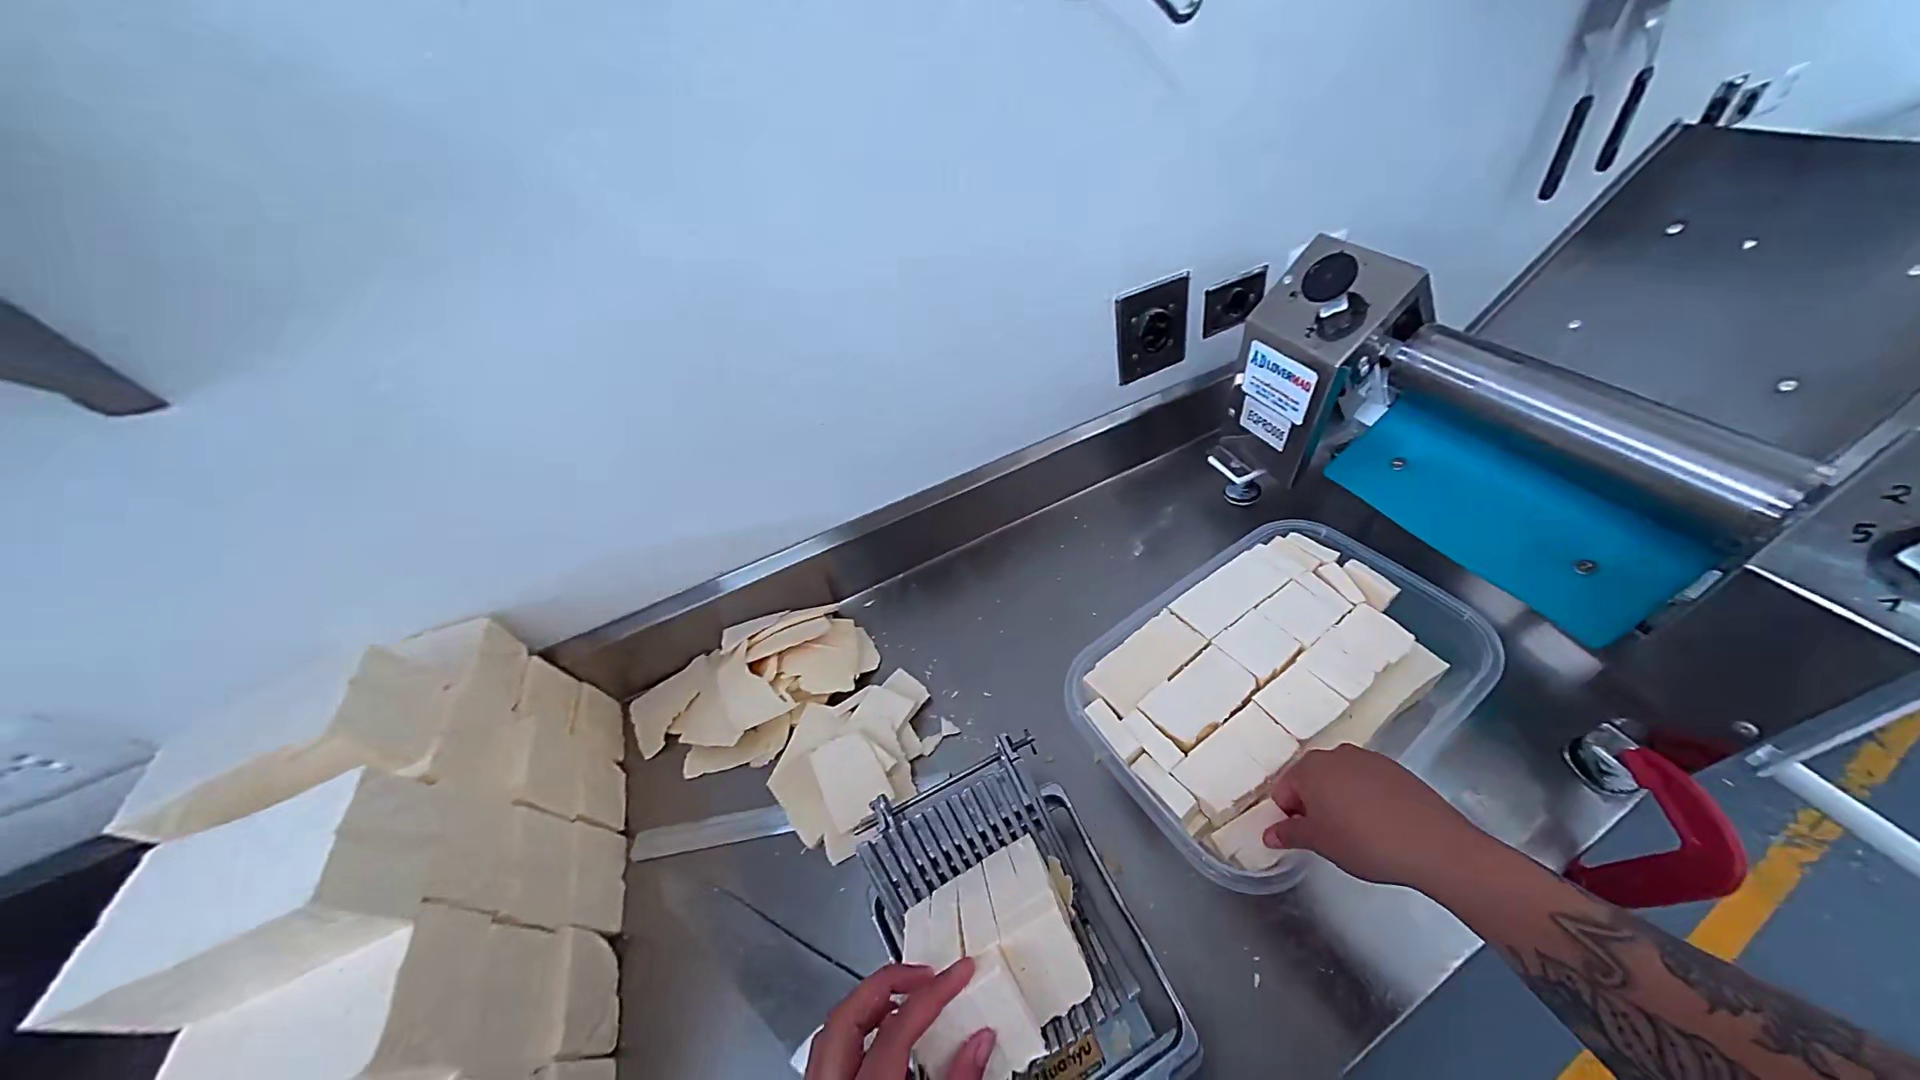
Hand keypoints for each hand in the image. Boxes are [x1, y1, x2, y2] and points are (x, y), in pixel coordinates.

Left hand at [806, 958, 995, 1079]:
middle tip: (926, 974)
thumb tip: (980, 1040)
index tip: (960, 971)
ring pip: (831, 1031)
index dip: (934, 992)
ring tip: (907, 999)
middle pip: (847, 1016)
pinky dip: (858, 1033)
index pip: (898, 1026)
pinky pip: (830, 1054)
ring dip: (869, 1004)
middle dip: (887, 982)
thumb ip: (958, 1079)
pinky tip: (884, 1039)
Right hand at [1264, 744, 1503, 890]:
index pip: (1284, 791)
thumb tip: (1270, 834)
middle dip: (1315, 805)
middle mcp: (1334, 754)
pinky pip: (1368, 781)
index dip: (1292, 817)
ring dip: (1340, 800)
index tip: (1310, 837)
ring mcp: (1368, 759)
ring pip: (1340, 779)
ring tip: (1360, 831)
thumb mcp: (1320, 844)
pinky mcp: (1396, 769)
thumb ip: (1289, 834)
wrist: (1436, 846)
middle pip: (1311, 780)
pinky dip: (1367, 798)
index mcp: (1309, 768)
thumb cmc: (1366, 842)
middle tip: (1332, 835)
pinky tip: (1383, 823)